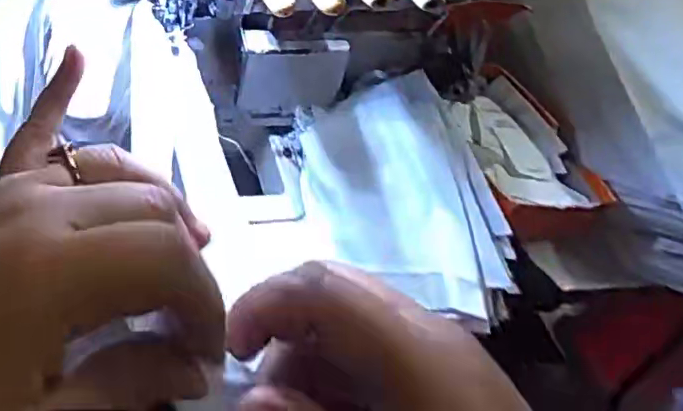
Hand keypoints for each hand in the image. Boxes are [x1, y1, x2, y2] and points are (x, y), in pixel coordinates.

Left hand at [0, 46, 223, 410]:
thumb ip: (125, 386)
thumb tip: (191, 367)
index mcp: (54, 268)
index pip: (166, 258)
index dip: (202, 305)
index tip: (209, 359)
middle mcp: (39, 209)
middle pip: (148, 208)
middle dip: (187, 261)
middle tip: (193, 326)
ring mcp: (9, 194)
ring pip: (111, 169)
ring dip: (157, 199)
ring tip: (187, 240)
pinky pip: (32, 137)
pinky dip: (57, 95)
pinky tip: (76, 54)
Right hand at [228, 262, 527, 410]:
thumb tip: (251, 395)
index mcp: (413, 343)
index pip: (323, 285)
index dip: (266, 301)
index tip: (232, 347)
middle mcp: (426, 326)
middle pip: (335, 287)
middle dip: (285, 326)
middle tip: (264, 392)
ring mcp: (443, 342)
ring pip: (353, 311)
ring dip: (313, 350)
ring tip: (300, 405)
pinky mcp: (450, 366)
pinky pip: (378, 341)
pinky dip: (344, 365)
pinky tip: (339, 405)